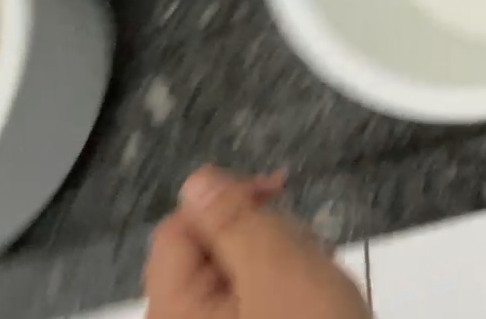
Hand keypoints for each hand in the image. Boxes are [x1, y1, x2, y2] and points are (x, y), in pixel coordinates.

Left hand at [145, 167, 369, 318]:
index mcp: (173, 311)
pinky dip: (279, 284)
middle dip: (260, 233)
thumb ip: (236, 221)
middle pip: (204, 250)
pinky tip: (308, 294)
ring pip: (230, 272)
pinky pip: (245, 298)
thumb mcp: (280, 269)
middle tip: (305, 243)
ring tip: (312, 271)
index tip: (283, 192)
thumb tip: (197, 181)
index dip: (228, 199)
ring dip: (275, 257)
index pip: (177, 228)